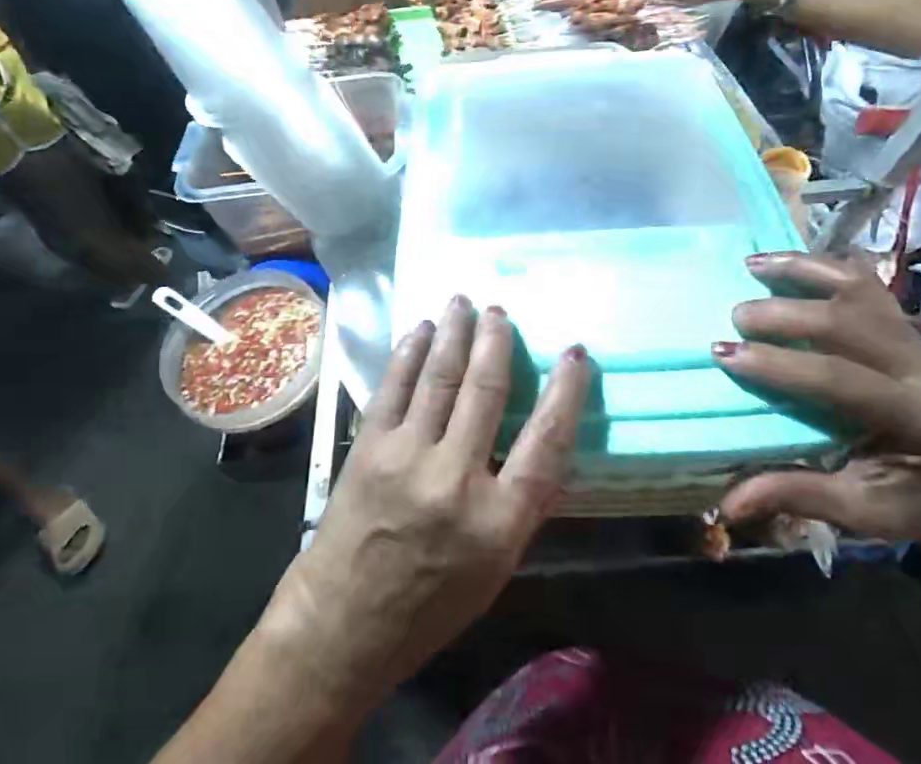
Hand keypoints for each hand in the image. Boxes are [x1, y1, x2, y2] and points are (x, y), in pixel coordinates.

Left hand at [260, 297, 593, 700]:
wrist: (345, 617)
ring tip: (463, 303)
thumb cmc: (429, 604)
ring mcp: (406, 457)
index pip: (546, 443)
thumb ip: (522, 508)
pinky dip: (409, 354)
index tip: (575, 353)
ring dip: (453, 335)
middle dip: (495, 344)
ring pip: (438, 379)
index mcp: (498, 522)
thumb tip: (551, 456)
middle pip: (485, 394)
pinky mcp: (368, 446)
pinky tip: (421, 331)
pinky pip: (393, 388)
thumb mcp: (494, 570)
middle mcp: (455, 479)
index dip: (566, 393)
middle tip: (501, 311)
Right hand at [716, 252, 920, 566]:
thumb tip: (727, 504)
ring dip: (804, 273)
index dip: (782, 365)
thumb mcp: (868, 513)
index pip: (845, 380)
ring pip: (862, 292)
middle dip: (786, 315)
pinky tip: (785, 261)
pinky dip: (822, 268)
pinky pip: (867, 286)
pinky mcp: (910, 330)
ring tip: (753, 264)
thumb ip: (799, 496)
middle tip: (733, 318)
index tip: (723, 354)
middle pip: (851, 324)